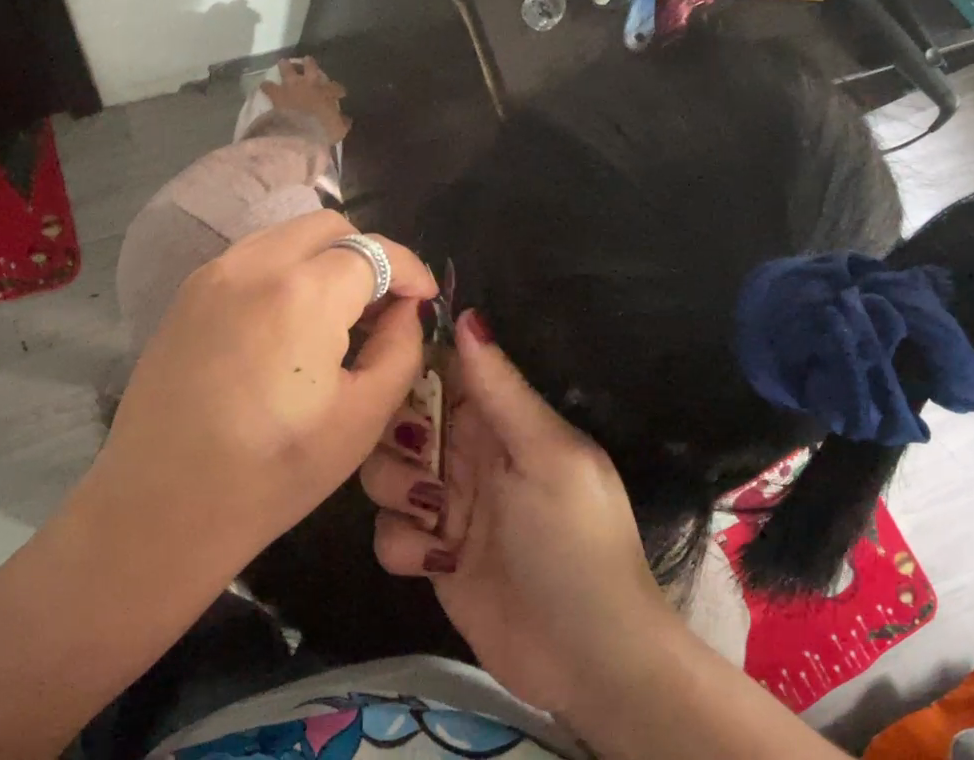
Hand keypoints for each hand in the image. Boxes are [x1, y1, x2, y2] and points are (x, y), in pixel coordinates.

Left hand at [97, 210, 437, 569]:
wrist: (162, 505)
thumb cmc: (273, 473)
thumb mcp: (361, 418)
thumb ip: (400, 349)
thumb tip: (406, 309)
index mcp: (304, 292)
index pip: (373, 250)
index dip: (410, 269)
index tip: (425, 299)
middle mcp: (254, 264)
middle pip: (327, 226)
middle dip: (366, 254)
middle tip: (380, 308)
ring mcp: (212, 275)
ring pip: (284, 236)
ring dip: (322, 259)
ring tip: (335, 317)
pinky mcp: (185, 296)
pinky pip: (249, 260)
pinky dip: (281, 272)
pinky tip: (286, 326)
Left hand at [262, 57, 350, 143]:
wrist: (300, 133)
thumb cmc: (323, 131)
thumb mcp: (338, 129)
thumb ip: (342, 122)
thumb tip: (346, 119)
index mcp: (326, 92)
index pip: (335, 87)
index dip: (338, 89)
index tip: (341, 93)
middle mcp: (309, 85)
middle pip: (310, 68)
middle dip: (310, 64)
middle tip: (308, 60)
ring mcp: (292, 87)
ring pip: (288, 70)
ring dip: (286, 66)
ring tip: (283, 62)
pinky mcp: (277, 94)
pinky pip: (269, 87)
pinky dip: (266, 86)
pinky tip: (263, 85)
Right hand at [364, 310, 666, 716]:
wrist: (590, 659)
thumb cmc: (575, 544)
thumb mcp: (547, 456)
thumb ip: (500, 388)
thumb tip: (466, 313)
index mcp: (502, 422)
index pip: (442, 371)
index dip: (411, 366)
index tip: (389, 370)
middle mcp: (468, 456)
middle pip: (400, 419)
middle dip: (397, 437)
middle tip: (424, 462)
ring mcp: (447, 507)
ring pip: (384, 473)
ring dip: (397, 492)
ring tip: (436, 520)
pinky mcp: (430, 556)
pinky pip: (387, 532)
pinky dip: (404, 546)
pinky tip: (439, 563)